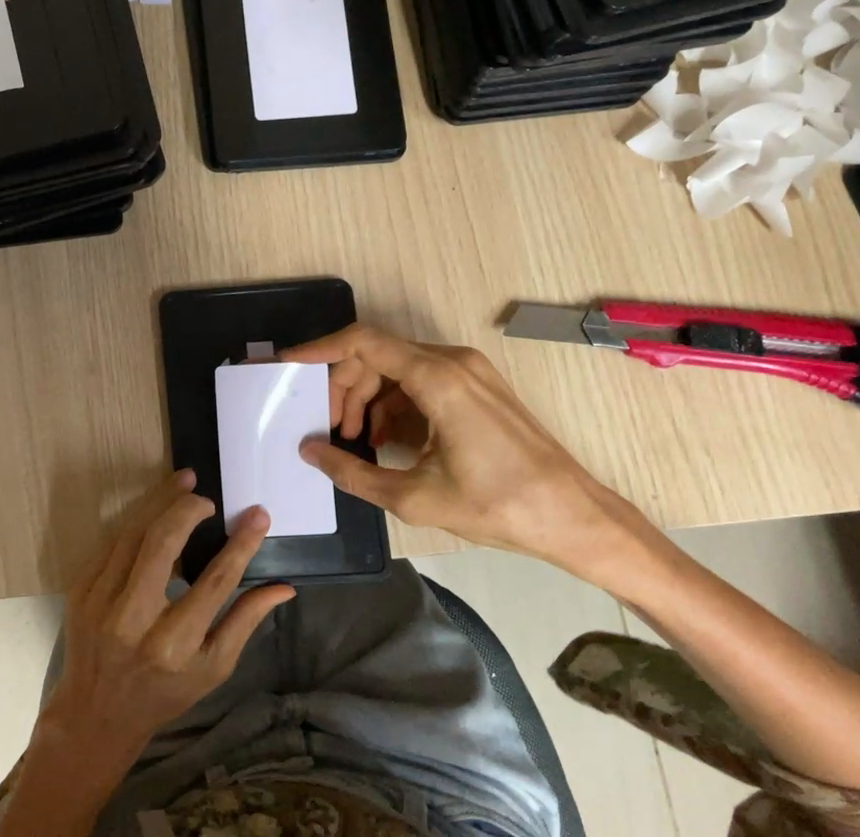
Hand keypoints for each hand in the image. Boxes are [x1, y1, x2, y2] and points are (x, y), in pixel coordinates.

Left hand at [40, 471, 295, 753]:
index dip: (240, 545)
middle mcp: (133, 620)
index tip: (257, 516)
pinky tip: (154, 512)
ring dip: (159, 502)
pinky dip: (135, 524)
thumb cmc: (165, 693)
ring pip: (132, 534)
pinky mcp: (80, 590)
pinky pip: (111, 544)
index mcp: (174, 645)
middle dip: (187, 510)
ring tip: (183, 483)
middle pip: (162, 544)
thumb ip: (245, 622)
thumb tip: (284, 587)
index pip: (214, 581)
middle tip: (207, 498)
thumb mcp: (213, 668)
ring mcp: (100, 602)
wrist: (97, 712)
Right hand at [280, 325, 649, 574]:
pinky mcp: (476, 387)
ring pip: (395, 367)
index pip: (363, 342)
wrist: (573, 516)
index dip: (318, 350)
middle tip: (326, 427)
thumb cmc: (497, 505)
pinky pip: (418, 380)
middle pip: (375, 354)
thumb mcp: (413, 496)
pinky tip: (384, 440)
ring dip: (365, 396)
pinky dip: (392, 402)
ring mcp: (469, 372)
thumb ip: (351, 471)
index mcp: (437, 378)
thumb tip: (309, 451)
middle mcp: (453, 362)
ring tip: (353, 439)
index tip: (286, 366)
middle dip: (341, 386)